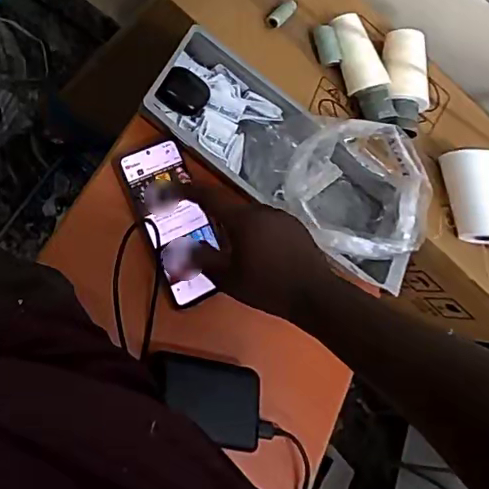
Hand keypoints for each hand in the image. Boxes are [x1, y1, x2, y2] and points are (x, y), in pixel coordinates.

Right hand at [191, 195, 339, 322]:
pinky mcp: (295, 229)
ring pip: (248, 216)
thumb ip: (201, 259)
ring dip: (234, 227)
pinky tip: (257, 253)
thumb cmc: (268, 286)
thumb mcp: (228, 277)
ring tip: (231, 248)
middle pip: (229, 206)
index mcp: (242, 218)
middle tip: (201, 229)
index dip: (185, 191)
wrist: (319, 297)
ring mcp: (281, 218)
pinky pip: (265, 224)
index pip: (208, 195)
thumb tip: (179, 248)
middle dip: (212, 215)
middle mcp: (261, 211)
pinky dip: (253, 232)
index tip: (169, 190)